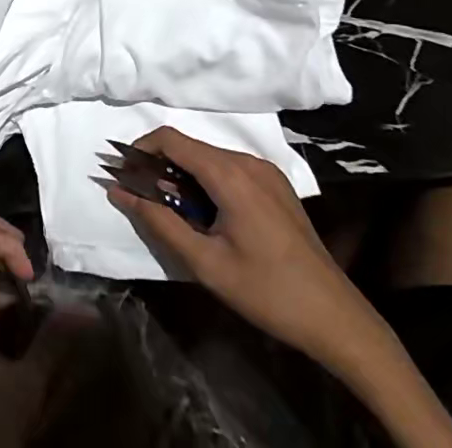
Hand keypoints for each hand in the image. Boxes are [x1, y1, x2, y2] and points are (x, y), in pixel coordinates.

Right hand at [106, 128, 385, 370]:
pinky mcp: (276, 185)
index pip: (172, 139)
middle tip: (141, 201)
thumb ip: (159, 221)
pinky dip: (208, 183)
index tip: (121, 174)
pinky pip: (231, 170)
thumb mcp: (204, 262)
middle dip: (160, 168)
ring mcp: (266, 171)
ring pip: (210, 159)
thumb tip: (119, 190)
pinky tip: (206, 217)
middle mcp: (248, 161)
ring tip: (171, 215)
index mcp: (230, 174)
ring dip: (184, 177)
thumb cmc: (264, 290)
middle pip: (191, 148)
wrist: (332, 313)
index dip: (140, 150)